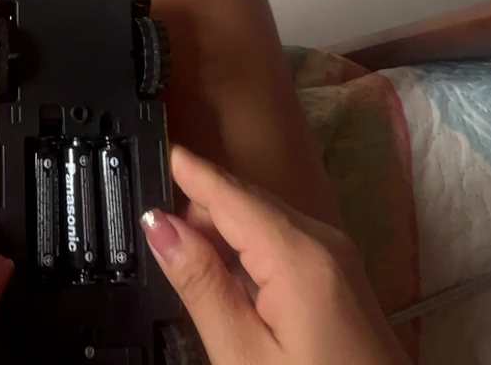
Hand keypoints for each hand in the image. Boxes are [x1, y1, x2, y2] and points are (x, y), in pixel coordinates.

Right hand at [141, 147, 407, 364]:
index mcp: (298, 253)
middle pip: (244, 200)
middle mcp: (322, 240)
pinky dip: (247, 251)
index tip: (150, 148)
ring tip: (184, 262)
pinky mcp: (340, 278)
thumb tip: (158, 222)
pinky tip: (227, 283)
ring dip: (221, 232)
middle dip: (198, 207)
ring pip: (261, 219)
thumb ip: (201, 283)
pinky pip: (282, 242)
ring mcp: (336, 258)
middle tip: (153, 230)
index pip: (227, 190)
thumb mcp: (244, 355)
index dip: (186, 169)